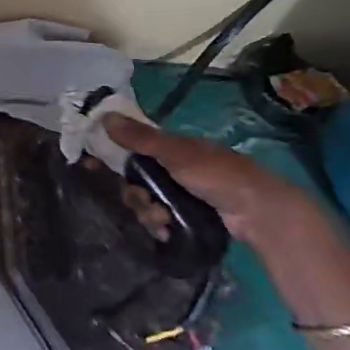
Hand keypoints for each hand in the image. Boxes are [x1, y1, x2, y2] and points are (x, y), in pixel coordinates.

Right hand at [100, 114, 315, 249]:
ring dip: (148, 214)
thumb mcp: (176, 153)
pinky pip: (161, 221)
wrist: (257, 210)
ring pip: (147, 203)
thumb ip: (141, 138)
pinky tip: (167, 233)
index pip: (132, 147)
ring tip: (162, 222)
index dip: (112, 155)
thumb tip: (104, 117)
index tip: (92, 166)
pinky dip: (160, 227)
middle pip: (136, 181)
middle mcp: (174, 168)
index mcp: (171, 147)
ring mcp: (181, 194)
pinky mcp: (188, 217)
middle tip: (145, 204)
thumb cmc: (217, 174)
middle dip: (135, 196)